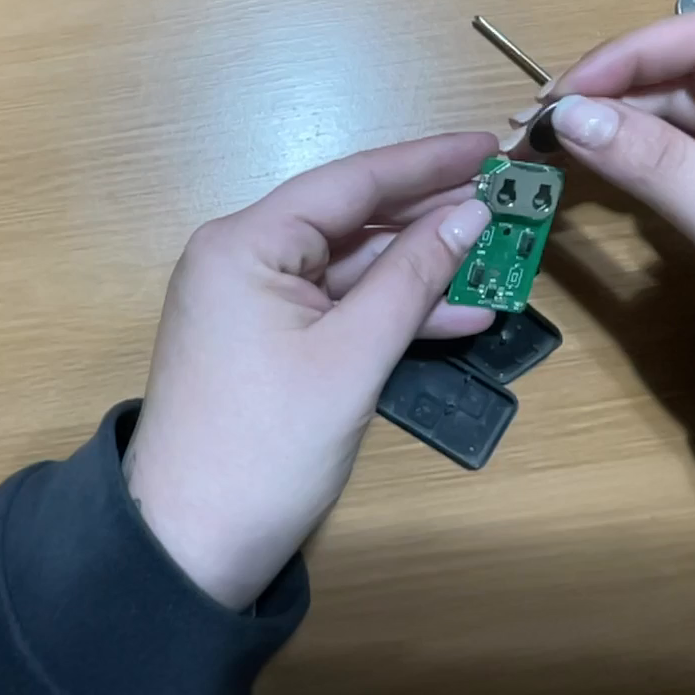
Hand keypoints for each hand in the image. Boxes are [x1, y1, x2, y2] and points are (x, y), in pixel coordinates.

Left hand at [125, 134, 497, 608]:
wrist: (192, 548)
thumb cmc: (268, 445)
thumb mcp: (352, 355)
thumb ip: (412, 277)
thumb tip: (470, 213)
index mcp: (247, 241)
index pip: (349, 181)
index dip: (424, 162)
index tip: (487, 146)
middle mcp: (245, 256)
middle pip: (351, 221)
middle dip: (428, 216)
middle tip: (503, 200)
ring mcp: (256, 299)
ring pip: (351, 268)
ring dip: (419, 270)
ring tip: (497, 259)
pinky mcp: (269, 337)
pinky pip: (338, 308)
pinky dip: (390, 312)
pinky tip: (459, 313)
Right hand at [536, 10, 694, 427]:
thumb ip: (662, 171)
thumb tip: (568, 117)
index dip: (638, 53)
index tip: (567, 91)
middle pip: (681, 74)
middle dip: (606, 91)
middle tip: (534, 123)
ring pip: (661, 111)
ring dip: (599, 121)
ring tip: (536, 143)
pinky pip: (656, 153)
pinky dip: (610, 154)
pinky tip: (569, 162)